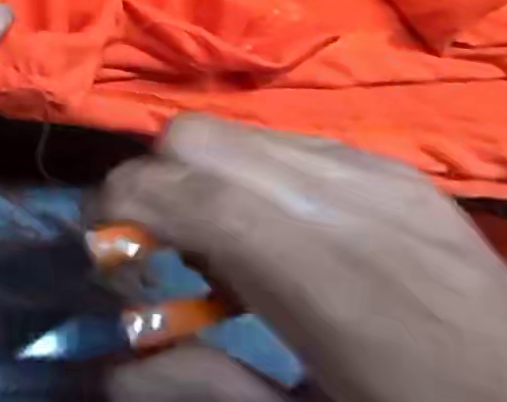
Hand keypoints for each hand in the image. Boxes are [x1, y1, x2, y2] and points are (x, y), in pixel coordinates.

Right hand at [99, 116, 506, 401]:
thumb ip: (208, 393)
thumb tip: (111, 371)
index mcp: (333, 284)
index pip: (194, 193)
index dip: (125, 199)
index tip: (99, 237)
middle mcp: (355, 204)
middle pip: (203, 138)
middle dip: (155, 179)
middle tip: (158, 243)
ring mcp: (386, 179)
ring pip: (242, 131)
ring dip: (204, 173)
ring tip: (221, 240)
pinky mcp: (407, 175)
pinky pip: (295, 144)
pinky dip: (258, 174)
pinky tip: (284, 233)